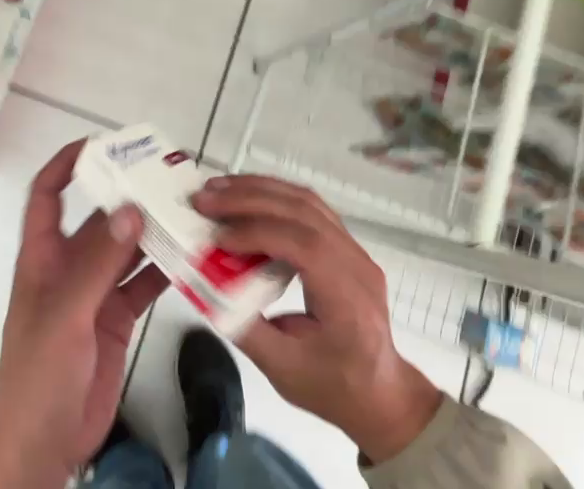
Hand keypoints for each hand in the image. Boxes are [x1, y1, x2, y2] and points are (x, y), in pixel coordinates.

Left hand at [0, 141, 169, 488]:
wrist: (45, 443)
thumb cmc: (40, 374)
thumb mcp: (64, 314)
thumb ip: (98, 263)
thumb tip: (129, 209)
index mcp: (43, 257)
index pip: (48, 195)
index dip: (66, 165)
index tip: (101, 144)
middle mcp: (69, 268)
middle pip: (99, 220)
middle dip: (128, 197)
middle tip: (168, 177)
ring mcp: (93, 294)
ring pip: (126, 251)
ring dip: (152, 232)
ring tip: (189, 212)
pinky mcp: (116, 320)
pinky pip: (143, 285)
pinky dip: (165, 271)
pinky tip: (192, 260)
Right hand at [193, 175, 442, 463]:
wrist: (380, 395)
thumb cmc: (333, 387)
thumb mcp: (282, 369)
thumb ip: (244, 327)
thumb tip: (204, 287)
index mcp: (349, 299)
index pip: (306, 247)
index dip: (258, 234)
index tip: (217, 238)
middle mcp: (358, 265)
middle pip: (305, 212)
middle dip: (250, 200)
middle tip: (204, 199)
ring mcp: (356, 251)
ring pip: (308, 202)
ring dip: (259, 190)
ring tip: (218, 189)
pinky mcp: (346, 246)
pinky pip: (310, 209)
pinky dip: (274, 197)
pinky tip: (245, 197)